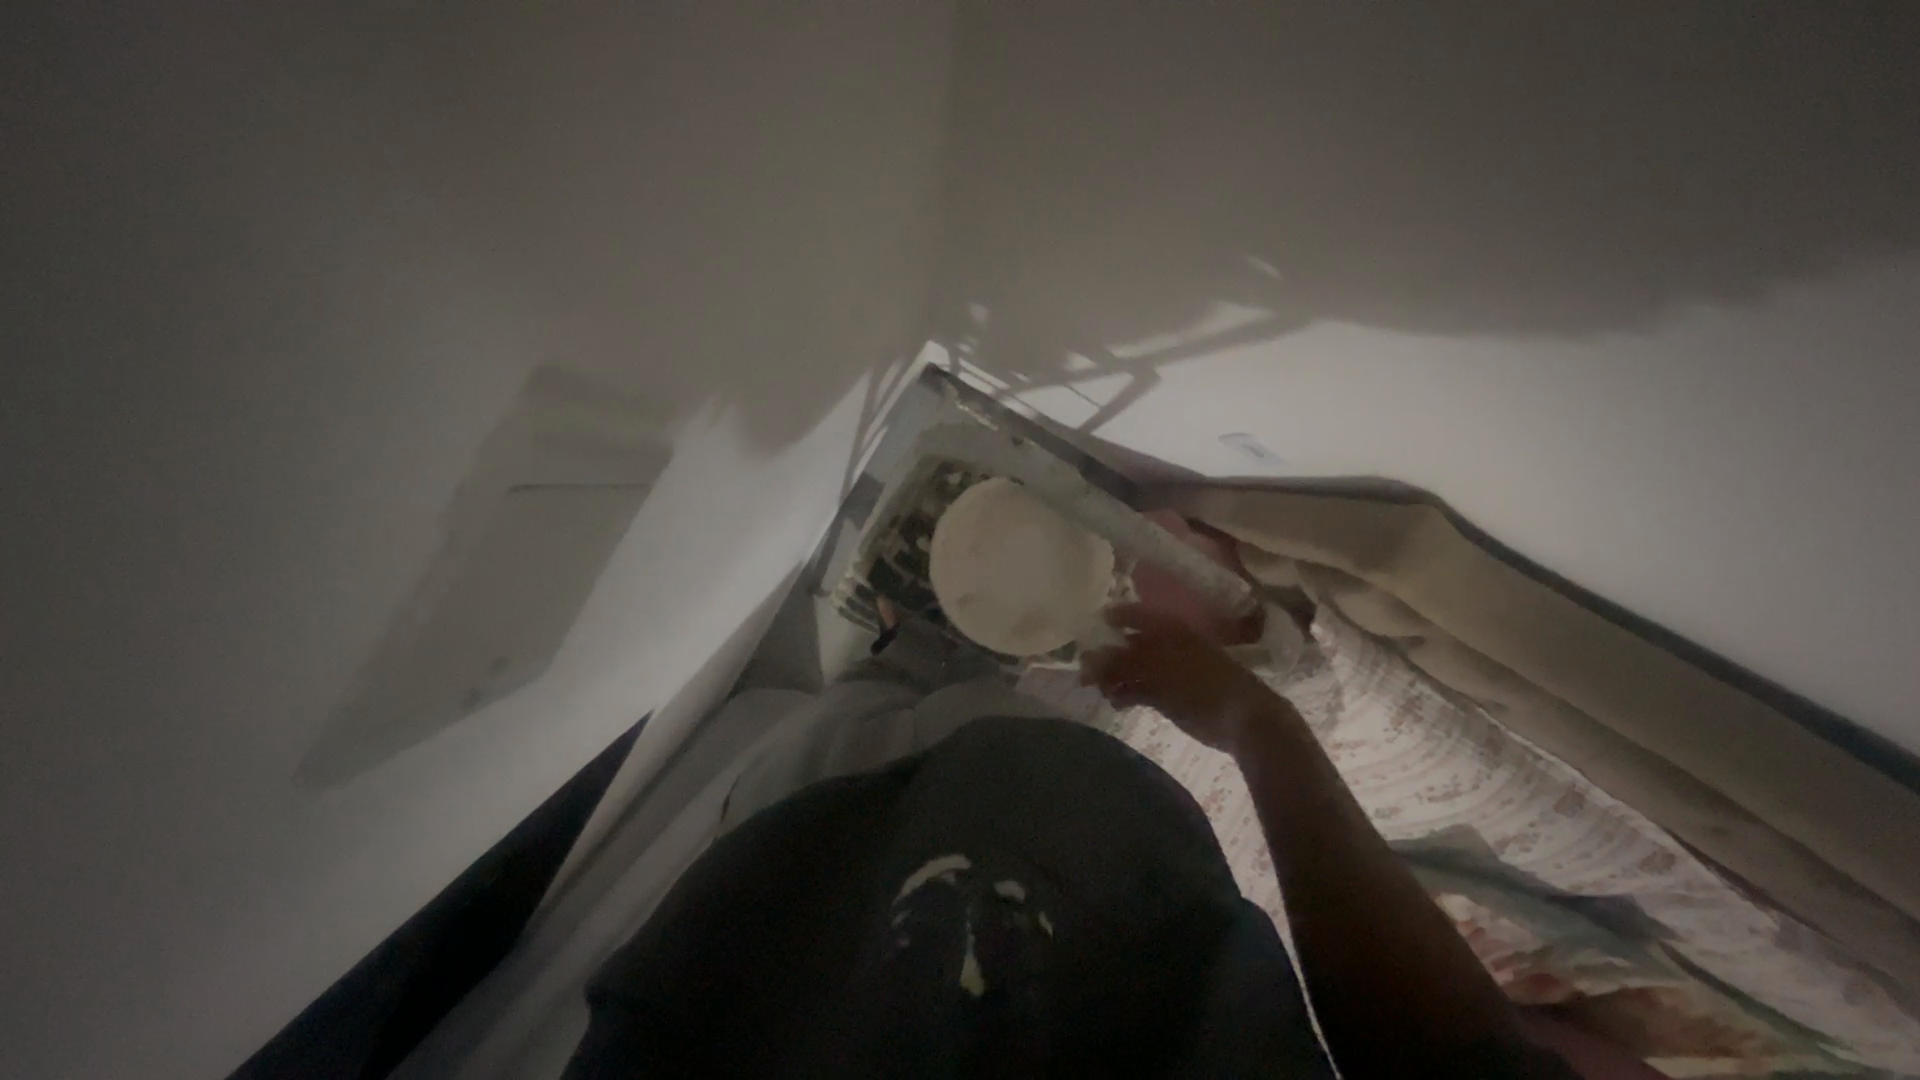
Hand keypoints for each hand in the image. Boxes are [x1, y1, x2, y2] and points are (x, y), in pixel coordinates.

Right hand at [1078, 603, 1283, 754]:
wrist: (1244, 720)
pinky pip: (1141, 690)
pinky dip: (1126, 694)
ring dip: (1114, 678)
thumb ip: (1124, 662)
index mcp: (1172, 632)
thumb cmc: (1204, 686)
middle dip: (1107, 655)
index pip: (1139, 616)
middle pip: (1132, 646)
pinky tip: (1115, 702)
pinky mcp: (1171, 697)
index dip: (1118, 616)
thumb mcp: (1161, 670)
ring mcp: (1171, 674)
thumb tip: (1090, 657)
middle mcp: (1169, 648)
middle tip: (1084, 669)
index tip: (1096, 620)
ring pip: (1134, 670)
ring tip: (1098, 689)